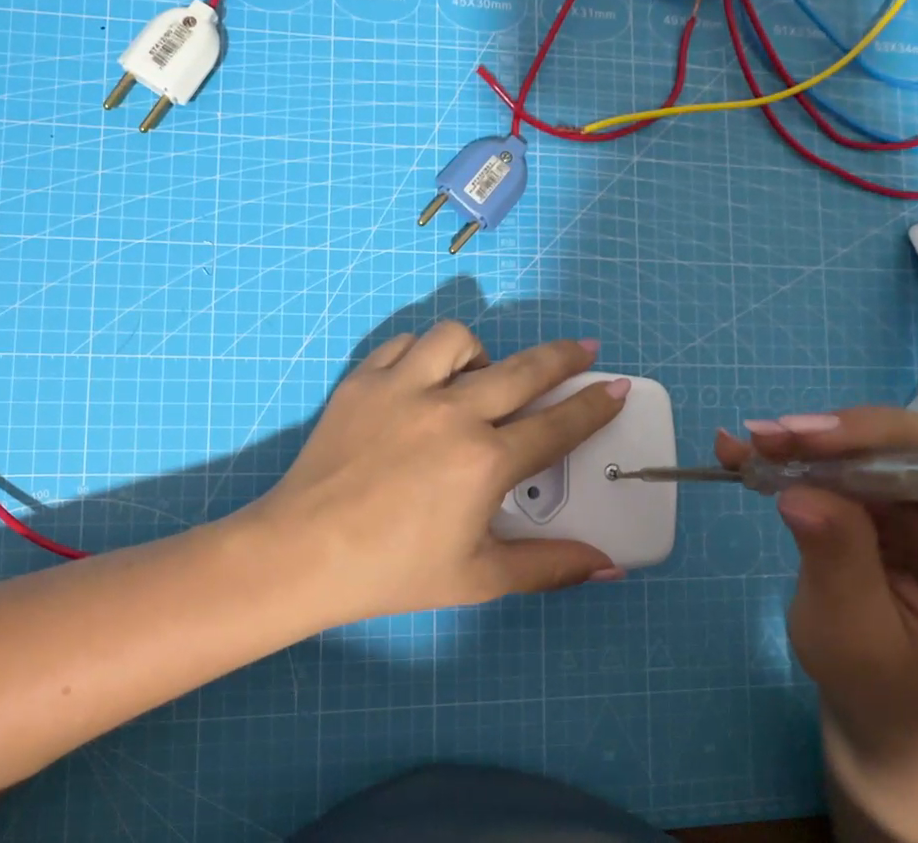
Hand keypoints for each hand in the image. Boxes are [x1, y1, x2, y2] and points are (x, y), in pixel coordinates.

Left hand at [233, 321, 628, 623]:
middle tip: (581, 351)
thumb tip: (607, 565)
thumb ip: (549, 566)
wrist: (305, 552)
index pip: (556, 426)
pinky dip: (422, 354)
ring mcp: (402, 389)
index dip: (592, 406)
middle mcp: (450, 412)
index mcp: (485, 461)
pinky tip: (423, 379)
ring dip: (479, 353)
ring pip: (456, 340)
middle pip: (522, 371)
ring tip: (479, 377)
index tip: (613, 386)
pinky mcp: (361, 382)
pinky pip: (404, 345)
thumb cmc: (393, 572)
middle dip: (561, 358)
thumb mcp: (478, 577)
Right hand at [715, 409, 917, 738]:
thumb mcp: (852, 642)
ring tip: (759, 442)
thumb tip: (803, 493)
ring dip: (829, 438)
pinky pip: (861, 455)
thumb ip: (838, 570)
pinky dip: (803, 448)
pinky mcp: (903, 494)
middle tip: (793, 438)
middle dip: (878, 440)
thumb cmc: (878, 682)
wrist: (865, 685)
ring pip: (907, 446)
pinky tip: (747, 449)